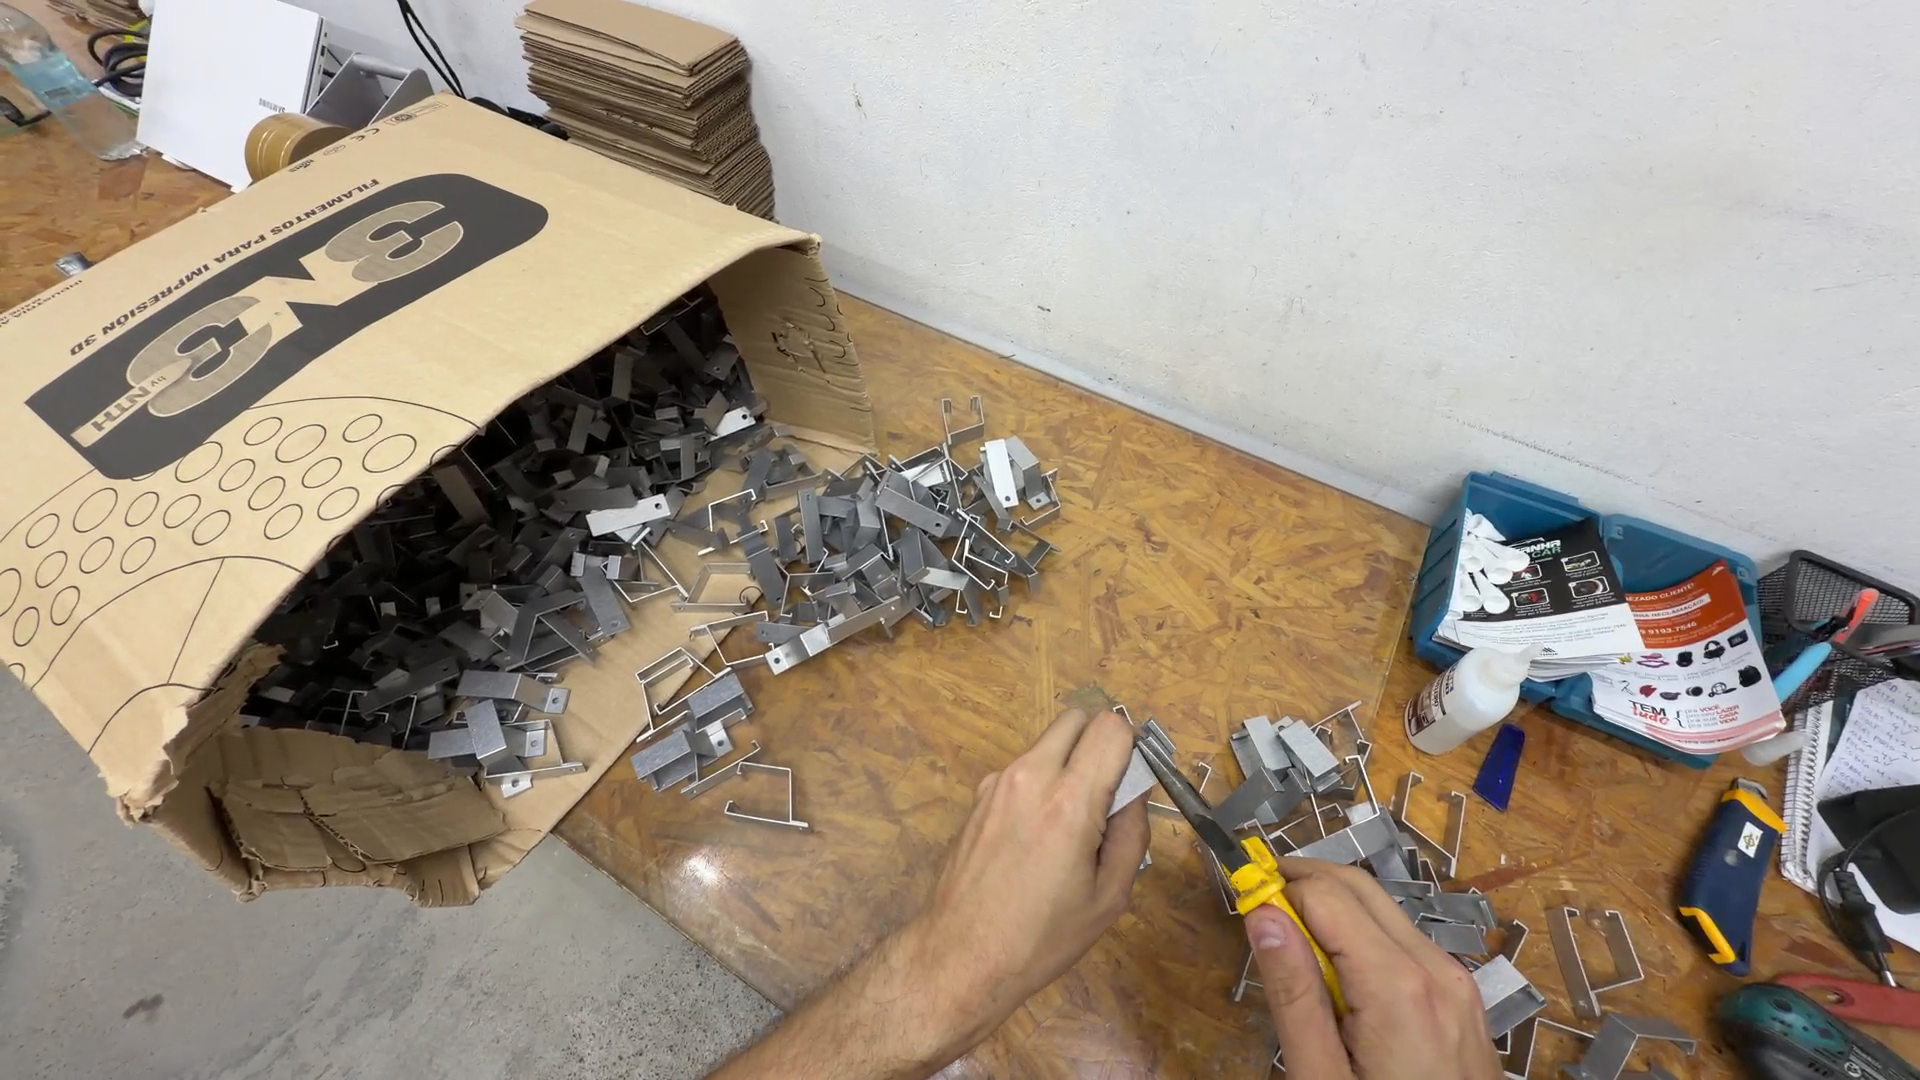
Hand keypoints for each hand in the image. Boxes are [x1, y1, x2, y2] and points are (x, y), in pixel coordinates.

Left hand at [898, 708, 1150, 1051]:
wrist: (961, 952)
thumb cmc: (1042, 935)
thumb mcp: (1110, 896)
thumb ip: (1132, 832)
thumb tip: (1135, 789)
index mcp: (1068, 800)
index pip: (1110, 727)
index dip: (1130, 746)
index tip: (1132, 779)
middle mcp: (1030, 775)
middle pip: (1076, 719)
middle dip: (1099, 743)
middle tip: (1106, 792)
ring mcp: (999, 780)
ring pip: (1048, 743)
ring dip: (1068, 763)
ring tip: (1070, 824)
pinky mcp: (979, 792)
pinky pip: (1023, 768)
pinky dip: (1040, 782)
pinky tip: (1035, 834)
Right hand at [1245, 858, 1499, 1079]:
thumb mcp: (1321, 1077)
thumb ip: (1293, 992)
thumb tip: (1261, 912)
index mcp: (1398, 984)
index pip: (1324, 893)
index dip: (1277, 889)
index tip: (1243, 904)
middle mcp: (1435, 967)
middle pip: (1355, 885)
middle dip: (1301, 882)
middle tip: (1259, 907)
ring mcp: (1456, 981)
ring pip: (1378, 906)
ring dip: (1329, 907)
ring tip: (1293, 949)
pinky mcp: (1461, 997)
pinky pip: (1400, 937)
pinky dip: (1359, 933)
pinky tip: (1337, 976)